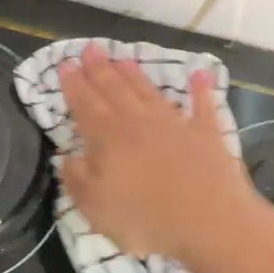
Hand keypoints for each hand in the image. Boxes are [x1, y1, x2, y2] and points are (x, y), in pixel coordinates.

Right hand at [56, 46, 259, 268]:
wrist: (209, 223)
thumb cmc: (144, 219)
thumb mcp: (93, 207)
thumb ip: (76, 178)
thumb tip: (68, 157)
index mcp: (107, 138)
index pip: (85, 104)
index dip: (73, 84)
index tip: (65, 64)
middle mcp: (139, 122)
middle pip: (115, 90)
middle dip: (100, 69)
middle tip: (90, 49)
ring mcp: (175, 125)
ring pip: (149, 92)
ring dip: (134, 74)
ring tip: (122, 58)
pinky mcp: (206, 135)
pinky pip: (202, 105)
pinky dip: (200, 89)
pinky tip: (199, 74)